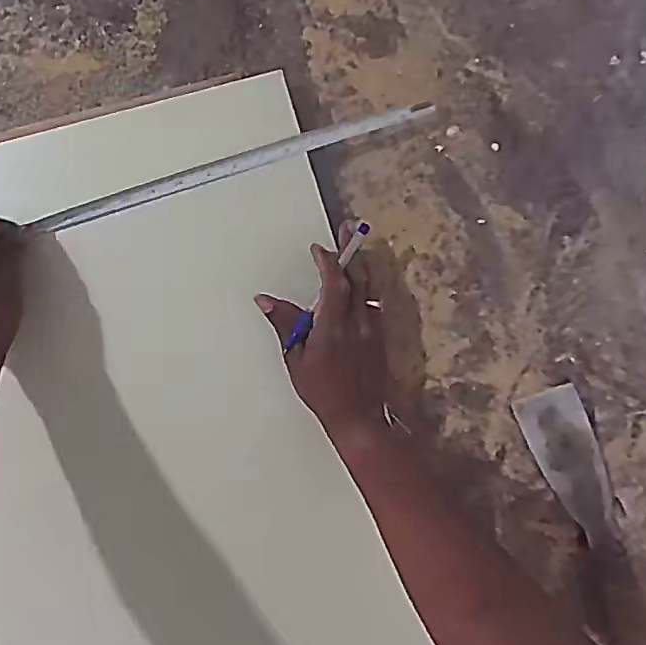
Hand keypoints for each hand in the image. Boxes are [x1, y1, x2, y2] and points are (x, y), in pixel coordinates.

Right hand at [256, 236, 392, 436]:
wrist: (360, 417)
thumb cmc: (323, 390)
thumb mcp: (296, 358)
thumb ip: (285, 324)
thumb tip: (266, 300)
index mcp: (334, 325)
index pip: (333, 283)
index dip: (327, 262)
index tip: (318, 248)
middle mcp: (357, 321)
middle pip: (358, 277)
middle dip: (352, 250)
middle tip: (350, 228)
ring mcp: (372, 328)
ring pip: (369, 287)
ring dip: (361, 265)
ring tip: (355, 248)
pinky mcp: (379, 336)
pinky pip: (373, 301)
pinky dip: (366, 286)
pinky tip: (361, 283)